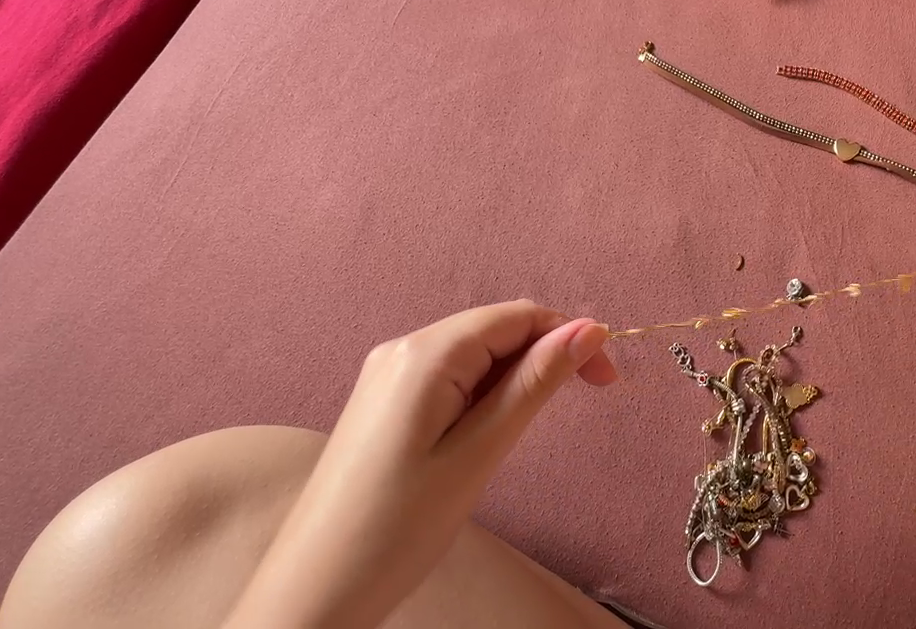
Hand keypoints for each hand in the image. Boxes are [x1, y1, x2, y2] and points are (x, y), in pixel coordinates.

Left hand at [222, 301, 616, 628]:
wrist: (308, 600)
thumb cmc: (399, 529)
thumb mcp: (479, 453)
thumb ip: (535, 382)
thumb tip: (591, 328)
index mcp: (425, 353)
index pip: (518, 316)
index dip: (570, 336)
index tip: (607, 380)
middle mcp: (403, 348)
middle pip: (496, 328)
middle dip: (546, 353)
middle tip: (584, 399)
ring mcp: (387, 374)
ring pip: (476, 352)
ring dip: (516, 374)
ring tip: (526, 427)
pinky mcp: (383, 402)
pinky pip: (451, 375)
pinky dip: (485, 391)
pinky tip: (488, 429)